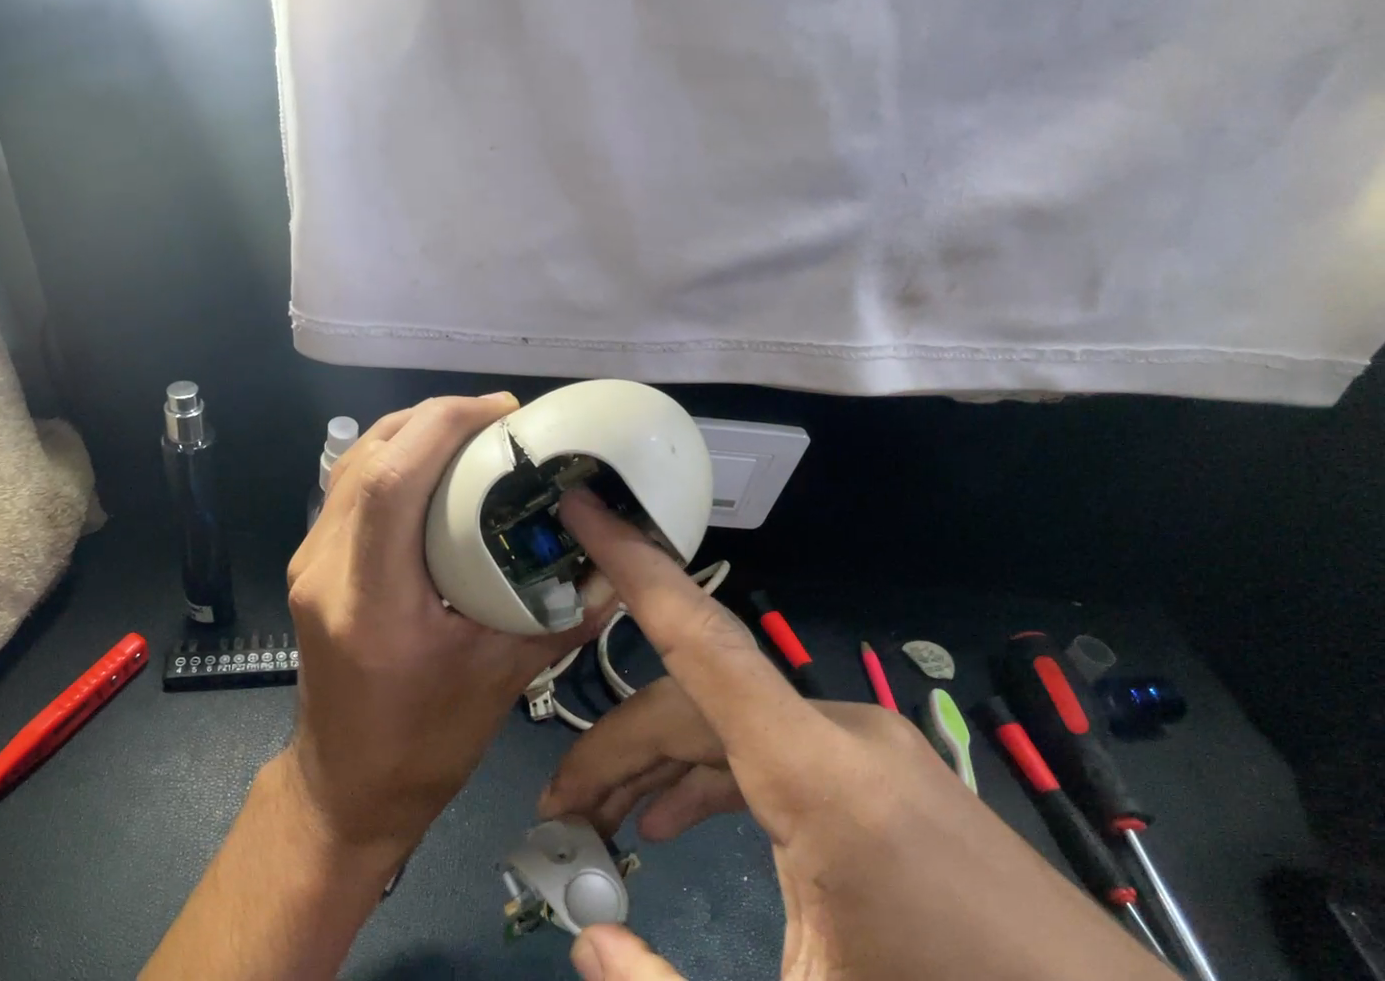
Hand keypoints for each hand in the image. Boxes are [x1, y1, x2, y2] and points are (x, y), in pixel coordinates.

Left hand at [284, 394, 603, 853]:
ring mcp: (308, 566)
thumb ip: (555, 619)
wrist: (344, 786)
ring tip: (471, 435)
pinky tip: (435, 473)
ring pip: (350, 467)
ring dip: (409, 435)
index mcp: (370, 602)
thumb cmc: (420, 748)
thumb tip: (610, 570)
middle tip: (497, 420)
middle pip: (366, 459)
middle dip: (432, 419)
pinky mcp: (310, 568)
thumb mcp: (498, 684)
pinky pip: (346, 491)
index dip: (441, 427)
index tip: (501, 412)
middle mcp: (325, 570)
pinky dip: (392, 464)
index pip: (390, 482)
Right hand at [540, 489, 1174, 980]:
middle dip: (612, 749)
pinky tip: (670, 822)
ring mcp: (869, 752)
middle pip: (690, 703)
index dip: (630, 564)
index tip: (580, 506)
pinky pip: (770, 753)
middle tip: (557, 813)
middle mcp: (840, 737)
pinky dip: (709, 778)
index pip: (698, 637)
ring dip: (657, 764)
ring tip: (599, 825)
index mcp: (818, 777)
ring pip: (728, 727)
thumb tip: (585, 942)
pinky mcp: (885, 779)